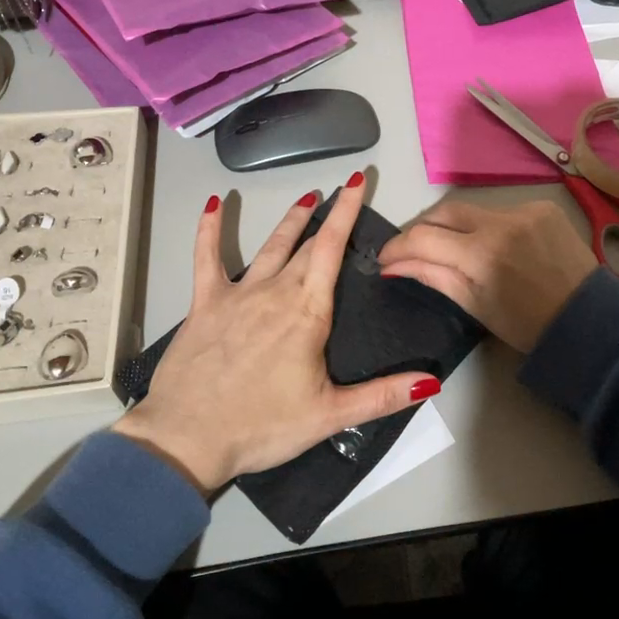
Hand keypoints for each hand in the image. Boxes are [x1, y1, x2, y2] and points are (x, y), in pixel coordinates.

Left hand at [113, 174, 441, 492]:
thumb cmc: (262, 426)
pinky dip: (210, 229)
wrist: (187, 437)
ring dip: (289, 221)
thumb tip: (432, 380)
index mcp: (308, 311)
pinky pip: (206, 258)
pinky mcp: (205, 303)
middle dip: (327, 216)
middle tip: (340, 192)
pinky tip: (213, 205)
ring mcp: (238, 294)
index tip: (357, 181)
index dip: (347, 212)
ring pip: (269, 246)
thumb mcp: (329, 415)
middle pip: (306, 245)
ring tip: (305, 198)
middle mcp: (275, 291)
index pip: (333, 249)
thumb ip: (383, 396)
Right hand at [377, 200, 599, 353]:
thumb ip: (432, 276)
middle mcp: (502, 222)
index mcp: (482, 254)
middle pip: (445, 212)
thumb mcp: (475, 306)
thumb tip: (391, 265)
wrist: (588, 321)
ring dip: (458, 228)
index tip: (384, 258)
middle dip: (423, 228)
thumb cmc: (528, 325)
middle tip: (412, 249)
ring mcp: (525, 210)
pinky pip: (502, 211)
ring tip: (454, 251)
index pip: (424, 238)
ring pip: (474, 210)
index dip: (398, 247)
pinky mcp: (543, 206)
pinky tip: (496, 247)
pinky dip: (490, 226)